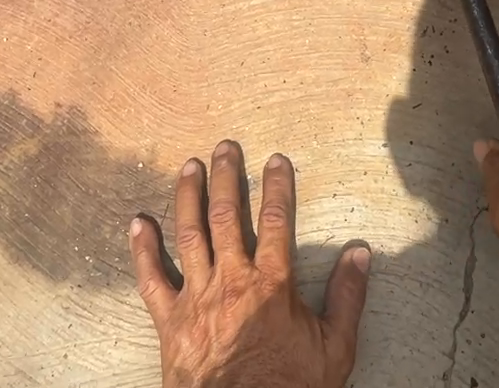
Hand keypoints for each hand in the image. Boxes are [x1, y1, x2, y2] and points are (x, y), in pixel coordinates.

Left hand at [130, 141, 371, 387]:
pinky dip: (142, 251)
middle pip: (226, 215)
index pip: (276, 220)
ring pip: (190, 235)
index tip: (276, 158)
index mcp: (271, 284)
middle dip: (226, 177)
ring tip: (190, 166)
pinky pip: (151, 281)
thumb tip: (360, 252)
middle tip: (225, 147)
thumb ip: (348, 298)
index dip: (277, 186)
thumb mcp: (335, 350)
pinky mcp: (170, 323)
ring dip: (188, 196)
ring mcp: (197, 300)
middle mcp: (232, 281)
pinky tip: (138, 223)